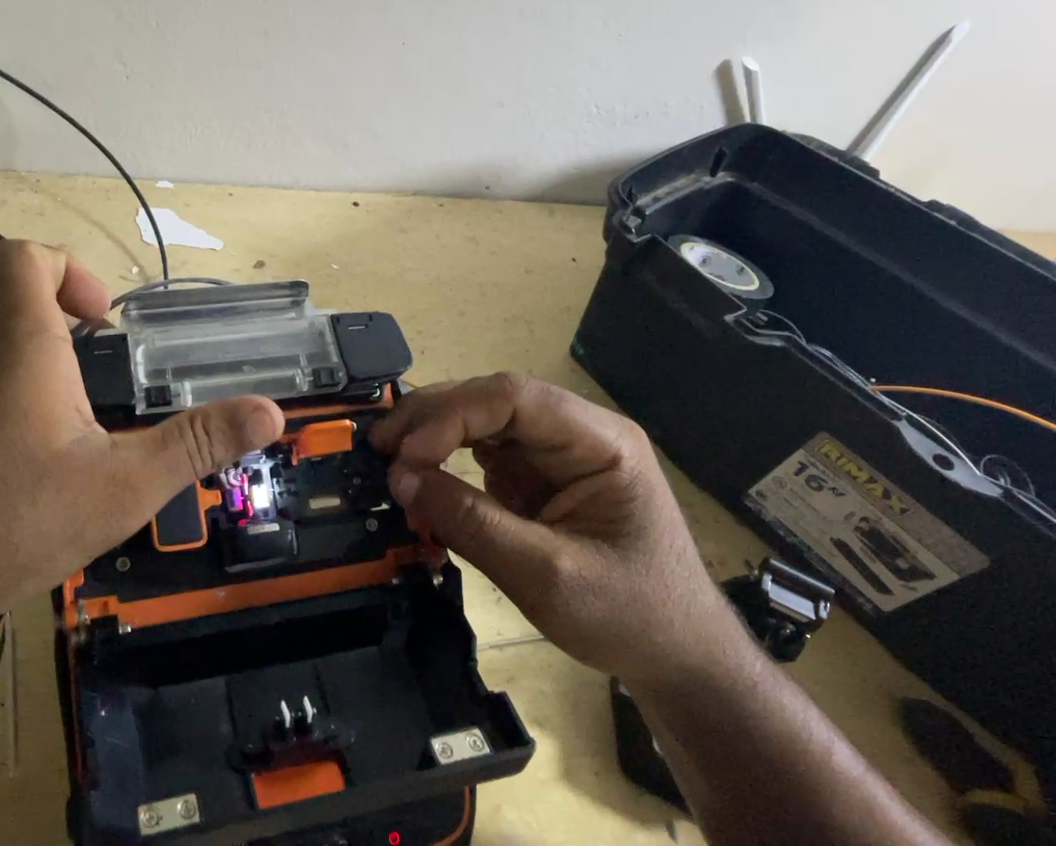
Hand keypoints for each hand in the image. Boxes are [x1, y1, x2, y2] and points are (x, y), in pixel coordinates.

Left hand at [0, 242, 284, 728]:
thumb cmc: (14, 522)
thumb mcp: (124, 485)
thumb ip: (197, 443)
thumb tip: (270, 412)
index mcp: (19, 344)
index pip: (22, 255)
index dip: (67, 268)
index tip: (103, 321)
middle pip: (15, 304)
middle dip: (67, 329)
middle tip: (106, 385)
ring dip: (42, 372)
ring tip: (78, 435)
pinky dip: (13, 407)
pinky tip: (34, 473)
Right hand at [369, 372, 743, 686]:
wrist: (676, 657)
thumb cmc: (629, 616)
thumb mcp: (547, 575)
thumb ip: (472, 523)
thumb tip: (399, 479)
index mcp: (598, 442)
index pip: (513, 398)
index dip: (451, 417)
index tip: (406, 457)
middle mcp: (576, 434)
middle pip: (492, 400)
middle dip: (432, 418)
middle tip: (379, 447)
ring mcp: (555, 456)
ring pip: (481, 421)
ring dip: (432, 434)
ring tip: (387, 457)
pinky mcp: (537, 480)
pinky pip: (482, 455)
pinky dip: (443, 463)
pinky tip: (416, 478)